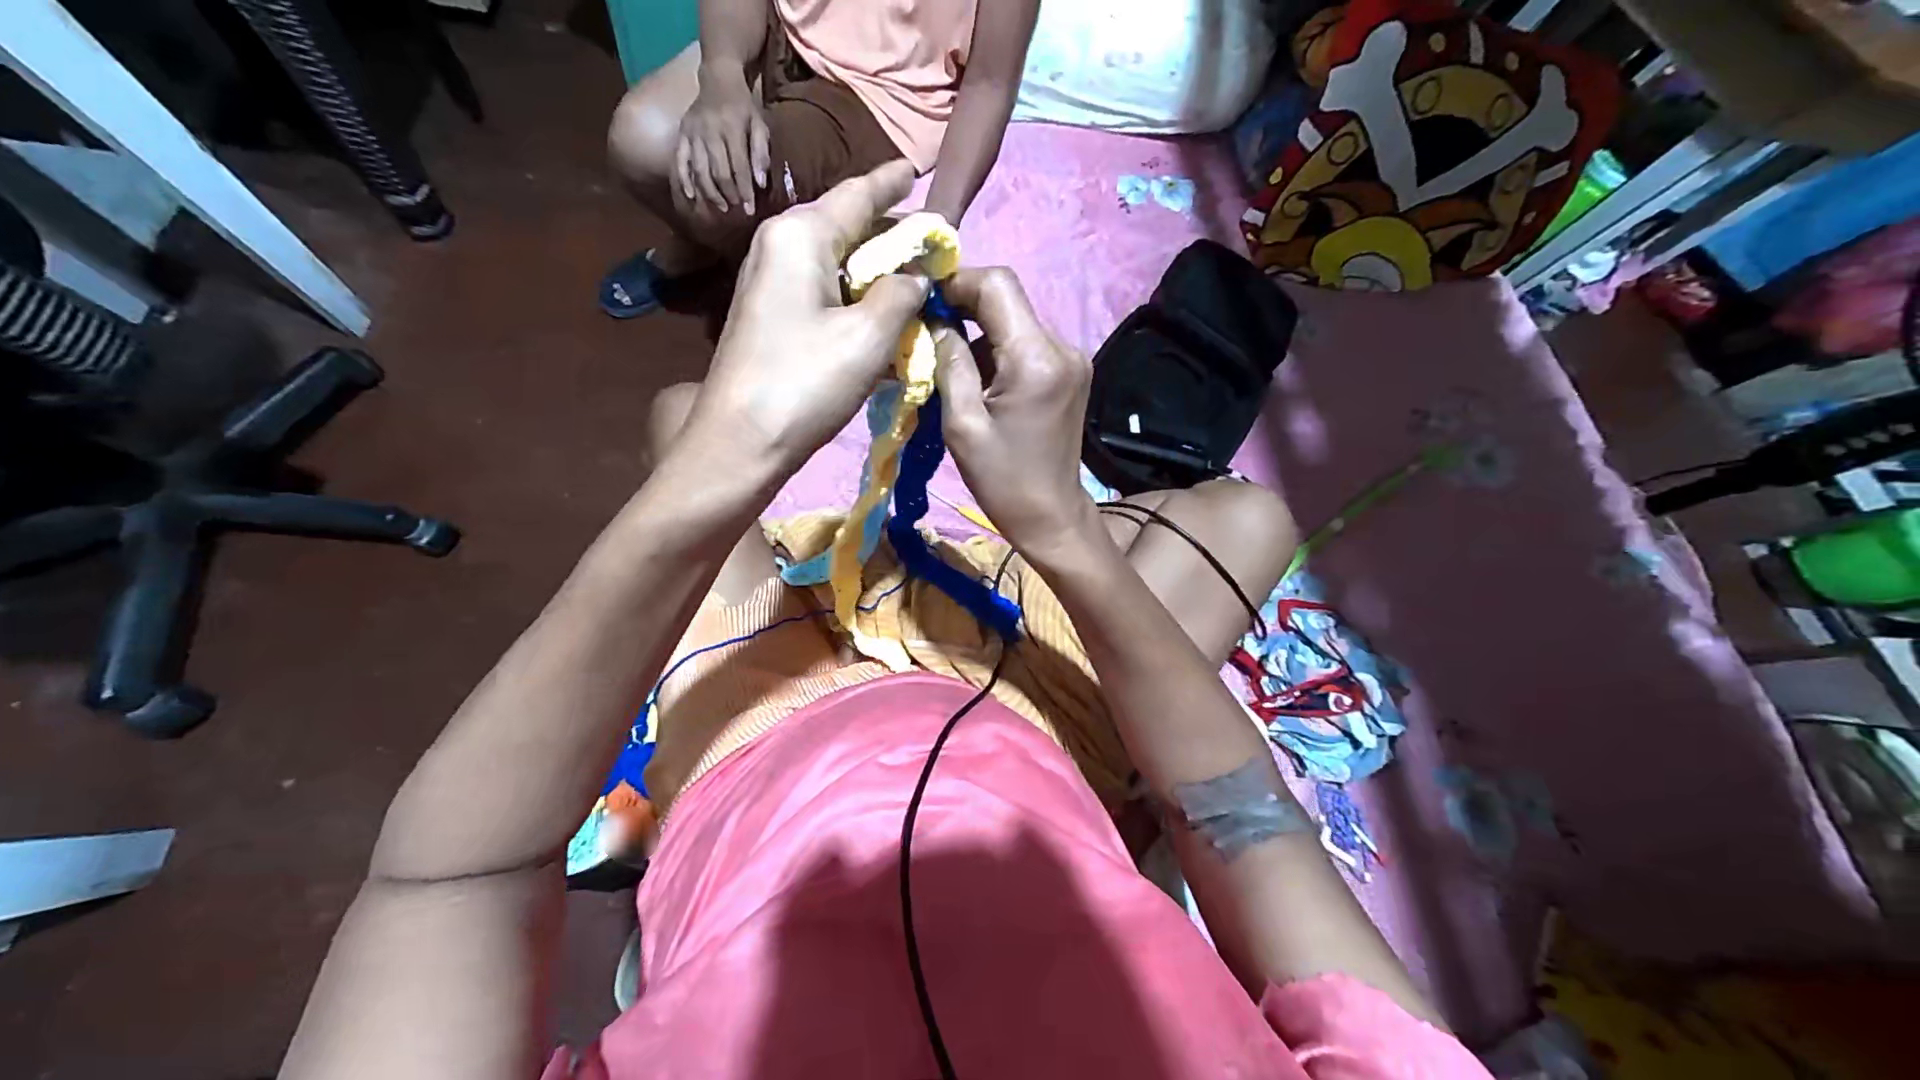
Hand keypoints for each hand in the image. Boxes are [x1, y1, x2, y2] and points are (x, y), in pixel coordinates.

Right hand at [676, 67, 768, 214]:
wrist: (718, 78)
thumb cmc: (744, 107)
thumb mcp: (760, 124)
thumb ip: (761, 153)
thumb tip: (760, 183)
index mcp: (732, 128)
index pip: (739, 168)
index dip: (745, 191)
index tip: (751, 209)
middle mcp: (710, 131)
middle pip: (719, 172)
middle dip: (730, 194)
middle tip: (738, 209)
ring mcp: (693, 132)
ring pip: (700, 170)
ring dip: (711, 192)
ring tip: (722, 207)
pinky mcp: (682, 133)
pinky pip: (680, 160)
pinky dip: (684, 180)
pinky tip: (691, 196)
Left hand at [686, 160, 929, 474]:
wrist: (740, 442)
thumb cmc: (805, 382)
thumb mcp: (868, 335)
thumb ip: (902, 293)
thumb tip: (916, 274)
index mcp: (801, 235)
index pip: (858, 194)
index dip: (893, 183)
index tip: (917, 169)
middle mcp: (781, 246)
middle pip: (848, 227)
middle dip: (892, 237)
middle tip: (934, 247)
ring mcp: (772, 283)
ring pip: (839, 265)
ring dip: (878, 275)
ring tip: (919, 283)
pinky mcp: (773, 317)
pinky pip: (826, 294)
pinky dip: (858, 302)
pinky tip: (886, 321)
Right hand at [934, 268, 1100, 556]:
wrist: (1051, 515)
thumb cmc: (1002, 479)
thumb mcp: (962, 424)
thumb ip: (950, 363)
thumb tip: (935, 321)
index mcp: (1036, 359)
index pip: (998, 285)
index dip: (958, 282)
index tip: (925, 301)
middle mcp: (1062, 347)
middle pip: (1008, 298)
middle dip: (964, 306)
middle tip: (928, 331)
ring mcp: (1071, 358)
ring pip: (1015, 320)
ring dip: (980, 331)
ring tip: (950, 363)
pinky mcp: (1071, 371)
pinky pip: (1026, 342)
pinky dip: (998, 349)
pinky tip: (979, 379)